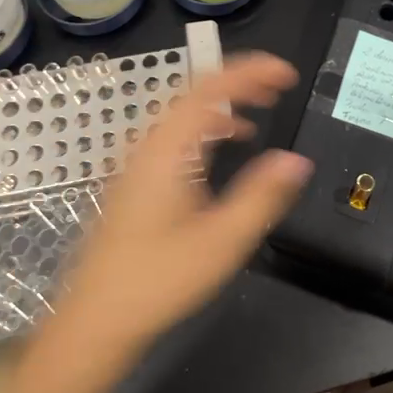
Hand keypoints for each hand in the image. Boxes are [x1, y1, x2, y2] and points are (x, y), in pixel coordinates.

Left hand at [2, 54, 311, 392]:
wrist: (95, 321)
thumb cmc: (158, 281)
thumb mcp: (220, 242)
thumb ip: (261, 197)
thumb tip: (297, 161)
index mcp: (167, 151)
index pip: (211, 87)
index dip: (250, 72)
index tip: (286, 73)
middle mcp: (148, 146)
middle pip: (195, 91)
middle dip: (240, 81)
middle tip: (278, 85)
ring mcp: (137, 162)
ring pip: (183, 112)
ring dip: (224, 102)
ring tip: (261, 109)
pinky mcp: (135, 180)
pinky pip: (175, 133)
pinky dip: (206, 126)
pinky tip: (225, 145)